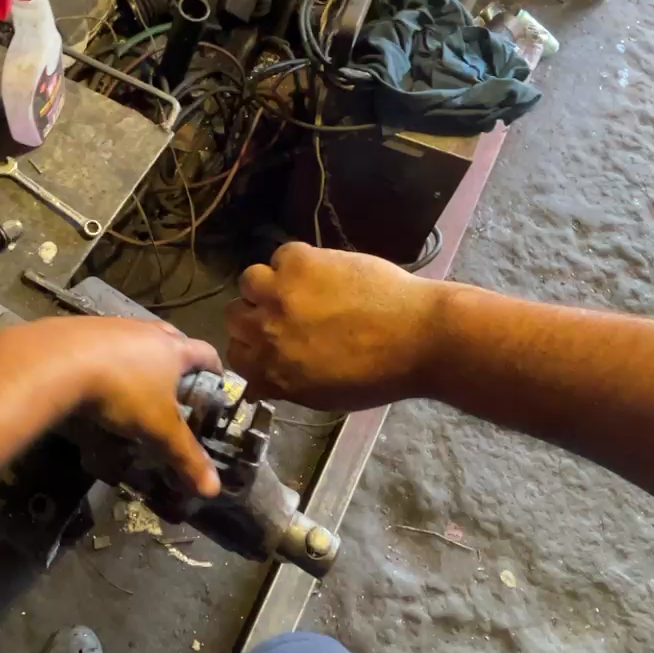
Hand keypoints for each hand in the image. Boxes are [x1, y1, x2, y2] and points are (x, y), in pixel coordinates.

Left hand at [0, 316, 223, 496]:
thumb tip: (214, 489)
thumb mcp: (157, 429)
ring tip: (136, 381)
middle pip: (172, 337)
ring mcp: (114, 326)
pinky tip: (99, 376)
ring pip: (137, 338)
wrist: (58, 362)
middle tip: (177, 382)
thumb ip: (185, 456)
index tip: (217, 383)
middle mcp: (147, 330)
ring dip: (141, 356)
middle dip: (178, 358)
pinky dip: (109, 357)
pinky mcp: (84, 327)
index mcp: (173, 348)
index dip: (215, 368)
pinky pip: (105, 341)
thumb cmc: (122, 392)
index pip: (206, 353)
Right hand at [226, 243, 444, 411]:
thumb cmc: (377, 375)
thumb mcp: (322, 397)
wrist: (418, 336)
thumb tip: (256, 385)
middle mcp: (265, 331)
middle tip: (283, 312)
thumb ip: (283, 386)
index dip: (250, 346)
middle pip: (234, 315)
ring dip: (268, 284)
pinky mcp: (299, 261)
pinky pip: (281, 255)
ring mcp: (279, 293)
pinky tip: (322, 271)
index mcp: (271, 370)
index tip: (267, 341)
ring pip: (250, 280)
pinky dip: (297, 263)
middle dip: (255, 314)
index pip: (235, 354)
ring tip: (297, 287)